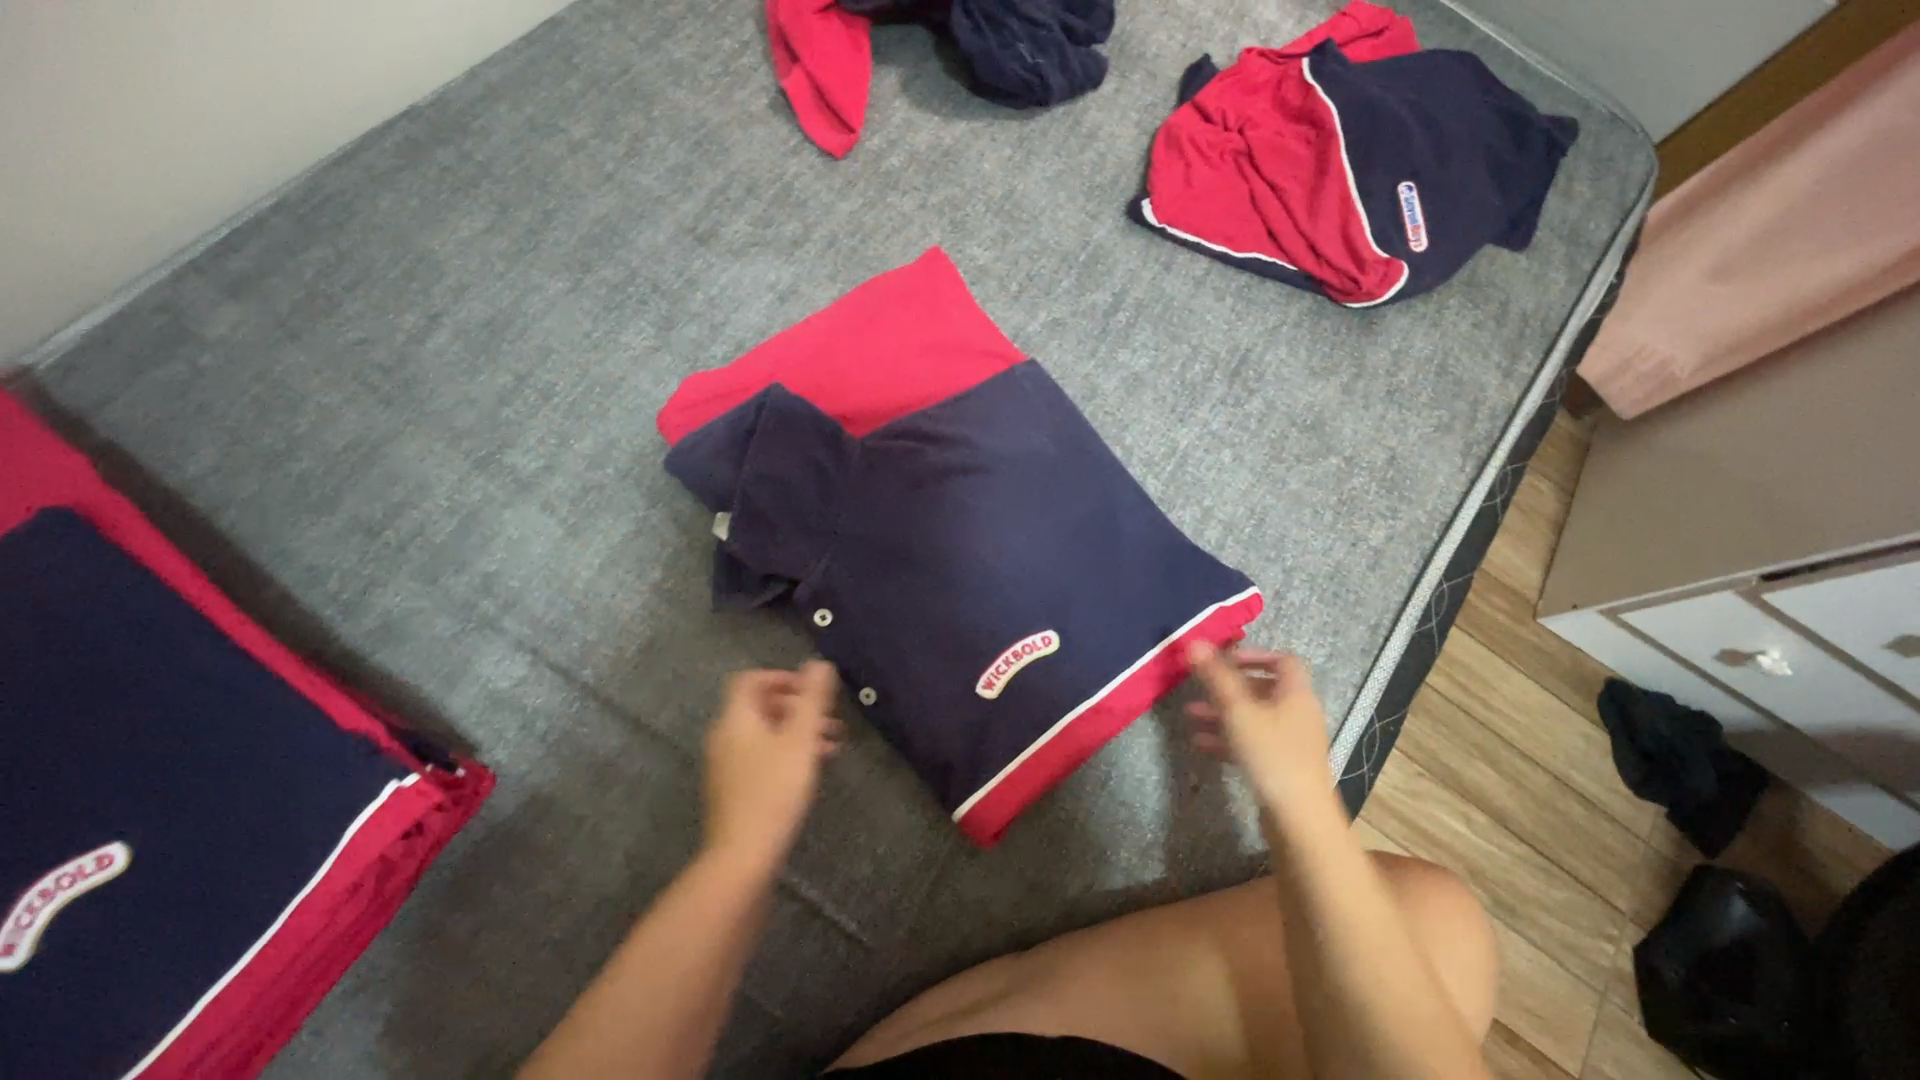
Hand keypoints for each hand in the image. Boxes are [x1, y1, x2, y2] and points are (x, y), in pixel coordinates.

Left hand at [702, 660, 841, 871]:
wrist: (743, 854)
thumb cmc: (774, 790)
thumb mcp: (801, 739)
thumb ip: (812, 699)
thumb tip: (819, 662)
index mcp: (736, 718)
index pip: (750, 680)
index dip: (782, 677)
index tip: (813, 691)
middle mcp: (724, 736)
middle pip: (759, 707)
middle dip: (798, 707)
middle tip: (830, 719)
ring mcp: (725, 765)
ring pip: (763, 734)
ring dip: (797, 732)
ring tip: (832, 745)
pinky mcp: (732, 789)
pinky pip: (760, 757)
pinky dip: (785, 753)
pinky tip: (810, 770)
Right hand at [1183, 643, 1333, 813]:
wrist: (1299, 815)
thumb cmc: (1271, 754)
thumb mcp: (1238, 711)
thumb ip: (1216, 676)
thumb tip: (1194, 641)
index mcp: (1296, 694)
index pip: (1283, 660)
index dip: (1254, 654)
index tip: (1225, 660)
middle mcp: (1298, 713)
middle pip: (1264, 688)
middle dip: (1228, 686)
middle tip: (1200, 687)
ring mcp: (1291, 740)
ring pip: (1254, 716)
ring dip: (1223, 713)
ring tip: (1191, 715)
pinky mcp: (1282, 764)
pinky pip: (1253, 741)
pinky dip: (1229, 737)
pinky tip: (1202, 743)